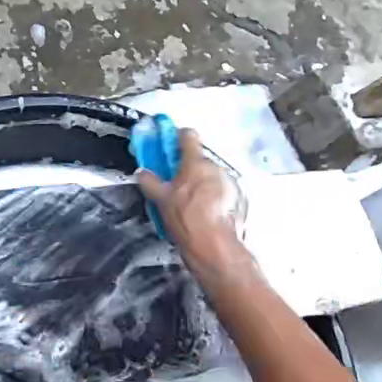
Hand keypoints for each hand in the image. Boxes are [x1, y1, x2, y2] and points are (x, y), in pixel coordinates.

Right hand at [134, 128, 252, 284]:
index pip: (187, 135)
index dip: (176, 137)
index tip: (168, 144)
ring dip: (201, 184)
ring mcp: (230, 183)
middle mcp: (216, 168)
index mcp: (196, 162)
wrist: (214, 246)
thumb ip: (150, 182)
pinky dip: (213, 198)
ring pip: (211, 177)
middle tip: (173, 182)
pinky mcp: (239, 199)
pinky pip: (222, 192)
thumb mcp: (160, 200)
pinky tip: (203, 213)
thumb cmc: (187, 219)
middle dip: (187, 168)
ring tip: (188, 203)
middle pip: (199, 159)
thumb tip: (142, 173)